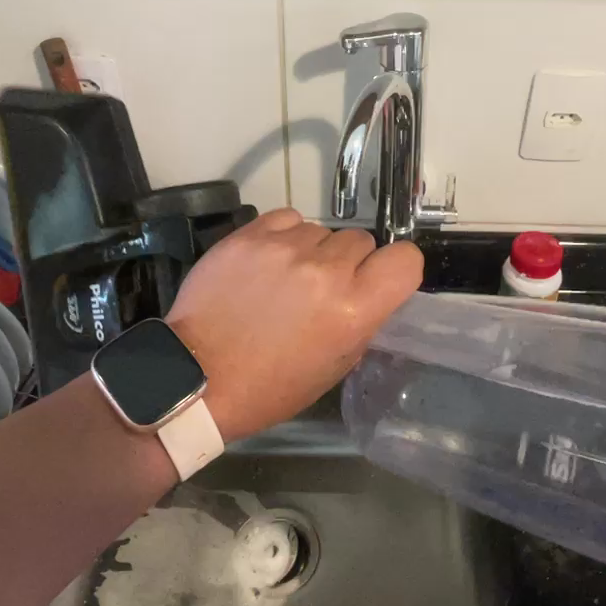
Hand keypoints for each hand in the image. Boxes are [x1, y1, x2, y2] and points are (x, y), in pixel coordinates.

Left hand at [165, 208, 422, 441]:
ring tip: (286, 280)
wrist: (198, 378)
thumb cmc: (272, 386)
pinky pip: (288, 219)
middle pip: (361, 241)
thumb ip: (363, 320)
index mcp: (353, 309)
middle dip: (349, 263)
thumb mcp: (336, 365)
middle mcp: (324, 270)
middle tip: (322, 291)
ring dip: (314, 251)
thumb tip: (370, 289)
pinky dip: (284, 236)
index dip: (397, 269)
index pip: (406, 259)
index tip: (379, 281)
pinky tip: (268, 262)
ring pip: (322, 230)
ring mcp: (284, 248)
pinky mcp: (249, 235)